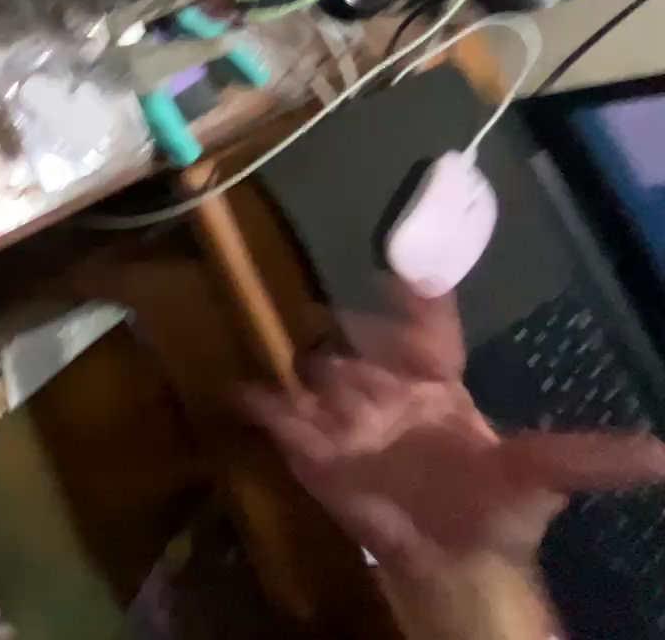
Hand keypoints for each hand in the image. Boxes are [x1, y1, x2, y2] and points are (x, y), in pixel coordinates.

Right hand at [242, 279, 664, 573]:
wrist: (438, 555)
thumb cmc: (488, 508)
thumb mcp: (536, 480)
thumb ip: (580, 459)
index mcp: (431, 385)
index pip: (424, 335)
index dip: (418, 302)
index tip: (409, 270)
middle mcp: (378, 387)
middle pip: (355, 347)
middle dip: (344, 333)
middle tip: (334, 320)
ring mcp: (336, 411)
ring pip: (312, 371)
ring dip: (313, 372)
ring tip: (316, 383)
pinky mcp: (303, 440)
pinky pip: (271, 412)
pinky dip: (255, 402)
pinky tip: (244, 396)